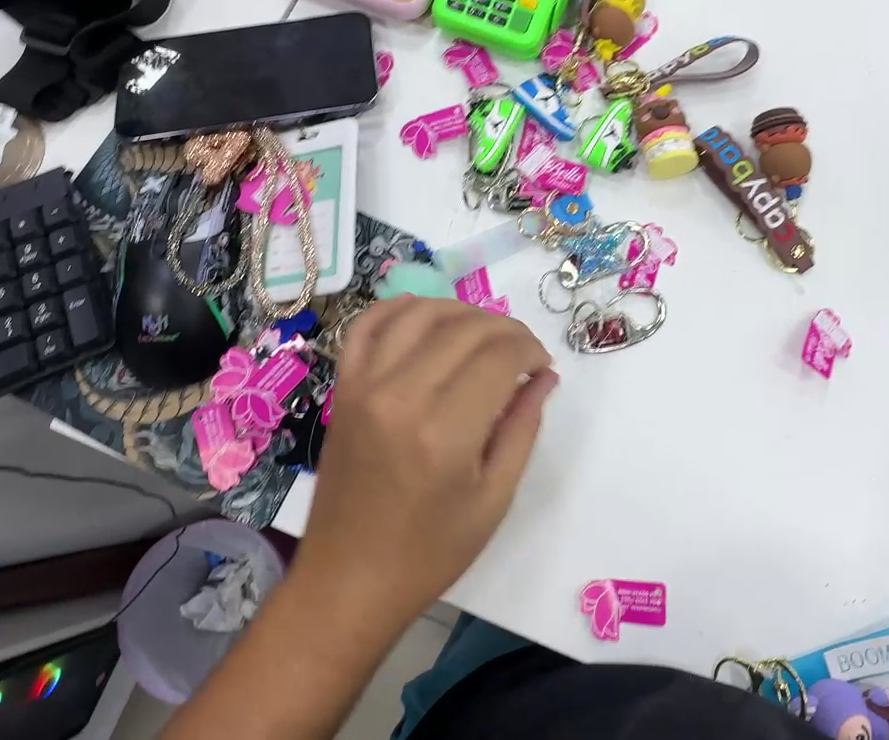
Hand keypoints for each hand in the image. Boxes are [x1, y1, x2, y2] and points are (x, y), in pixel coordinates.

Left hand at [297, 296, 558, 623]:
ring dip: (460, 312)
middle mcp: (402, 394)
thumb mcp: (494, 499)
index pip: (499, 356)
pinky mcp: (343, 388)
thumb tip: (544, 376)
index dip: (530, 349)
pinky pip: (368, 326)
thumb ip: (523, 428)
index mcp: (445, 430)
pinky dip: (399, 309)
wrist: (347, 580)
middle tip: (523, 351)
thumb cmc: (429, 552)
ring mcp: (365, 385)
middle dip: (506, 329)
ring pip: (420, 314)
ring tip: (483, 333)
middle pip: (465, 328)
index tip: (542, 364)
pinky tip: (426, 316)